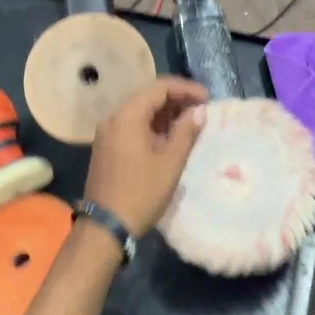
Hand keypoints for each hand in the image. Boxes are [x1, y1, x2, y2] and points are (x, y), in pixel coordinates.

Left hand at [84, 78, 207, 234]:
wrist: (106, 226)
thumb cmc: (141, 192)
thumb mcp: (170, 162)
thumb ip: (186, 132)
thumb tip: (199, 112)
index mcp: (127, 116)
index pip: (159, 87)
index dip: (186, 88)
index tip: (208, 98)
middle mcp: (113, 118)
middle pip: (147, 96)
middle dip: (176, 99)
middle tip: (201, 109)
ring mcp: (107, 133)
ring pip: (139, 112)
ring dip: (165, 114)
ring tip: (190, 123)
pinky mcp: (107, 148)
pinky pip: (132, 126)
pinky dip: (152, 126)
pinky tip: (170, 137)